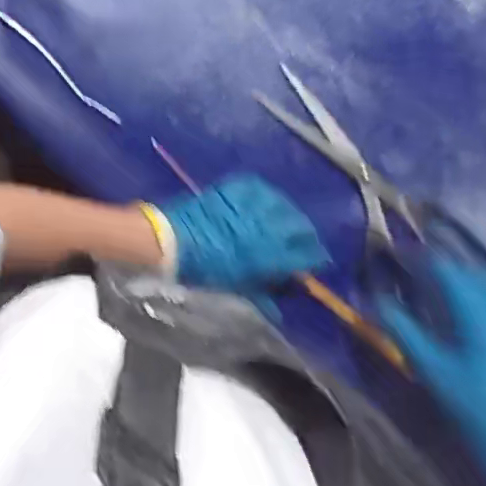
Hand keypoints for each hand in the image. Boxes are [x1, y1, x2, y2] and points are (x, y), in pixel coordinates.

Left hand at [155, 174, 328, 289]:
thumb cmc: (204, 269)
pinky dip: (263, 192)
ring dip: (287, 211)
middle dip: (305, 235)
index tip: (314, 261)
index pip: (307, 256)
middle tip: (301, 239)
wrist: (171, 241)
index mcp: (269, 256)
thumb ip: (264, 290)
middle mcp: (264, 229)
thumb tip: (281, 299)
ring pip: (281, 203)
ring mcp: (247, 206)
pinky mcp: (229, 191)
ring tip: (284, 217)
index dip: (314, 259)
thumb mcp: (238, 286)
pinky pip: (255, 186)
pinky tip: (263, 198)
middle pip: (300, 227)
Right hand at [378, 260, 485, 485]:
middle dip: (458, 275)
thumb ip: (402, 330)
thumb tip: (376, 294)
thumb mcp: (433, 378)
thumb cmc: (483, 427)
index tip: (402, 250)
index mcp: (485, 325)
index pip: (451, 273)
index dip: (425, 257)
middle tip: (433, 276)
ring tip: (472, 306)